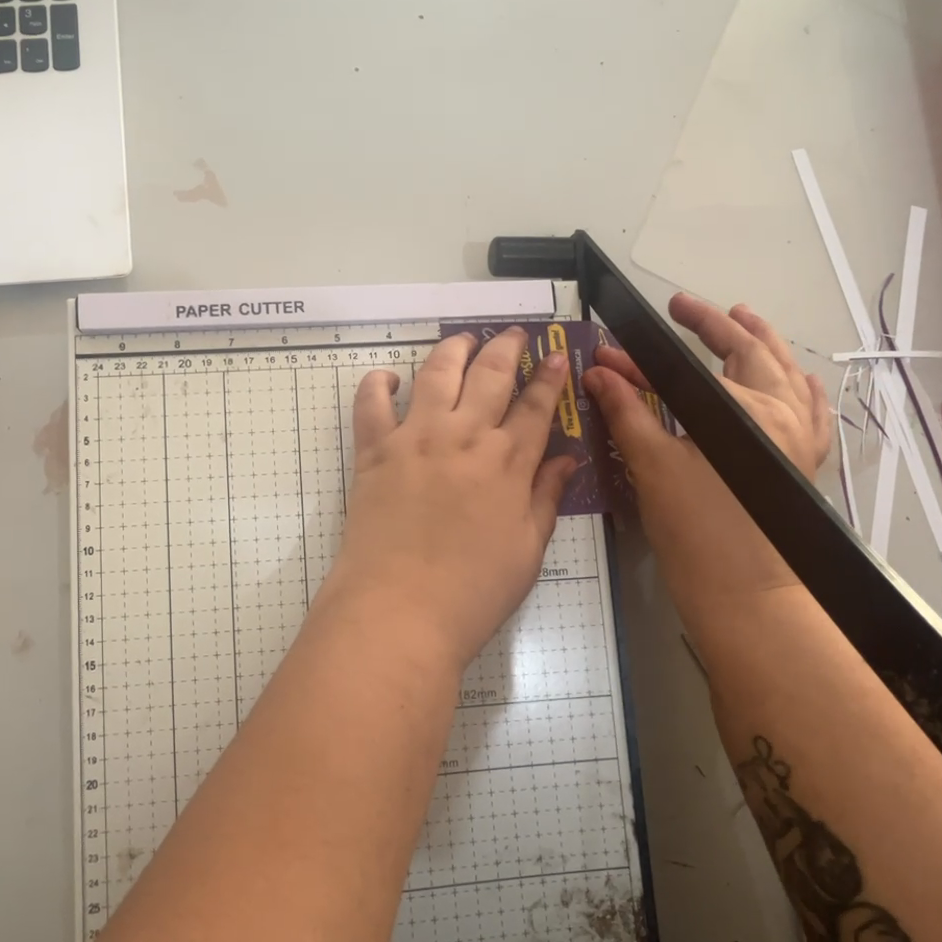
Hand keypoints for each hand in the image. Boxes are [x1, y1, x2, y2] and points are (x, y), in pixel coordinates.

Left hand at [318, 328, 578, 672]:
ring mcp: (416, 437)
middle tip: (512, 333)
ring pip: (437, 372)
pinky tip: (389, 377)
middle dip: (505, 347)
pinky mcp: (374, 450)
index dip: (549, 377)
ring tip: (462, 339)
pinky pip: (372, 402)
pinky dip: (379, 383)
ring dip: (453, 349)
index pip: (537, 406)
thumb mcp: (528, 550)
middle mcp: (465, 436)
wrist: (400, 608)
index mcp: (509, 462)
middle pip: (490, 375)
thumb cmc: (473, 591)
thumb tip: (569, 459)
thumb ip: (546, 498)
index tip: (556, 354)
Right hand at [583, 295, 830, 605]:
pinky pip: (812, 412)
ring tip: (743, 319)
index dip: (642, 358)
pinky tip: (798, 378)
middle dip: (718, 325)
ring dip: (763, 344)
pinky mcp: (804, 463)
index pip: (686, 366)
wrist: (747, 594)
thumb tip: (598, 372)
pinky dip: (801, 388)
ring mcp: (799, 437)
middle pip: (750, 353)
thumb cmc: (697, 529)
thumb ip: (626, 411)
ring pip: (786, 375)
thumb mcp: (652, 465)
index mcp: (745, 408)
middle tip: (687, 307)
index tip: (609, 352)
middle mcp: (781, 412)